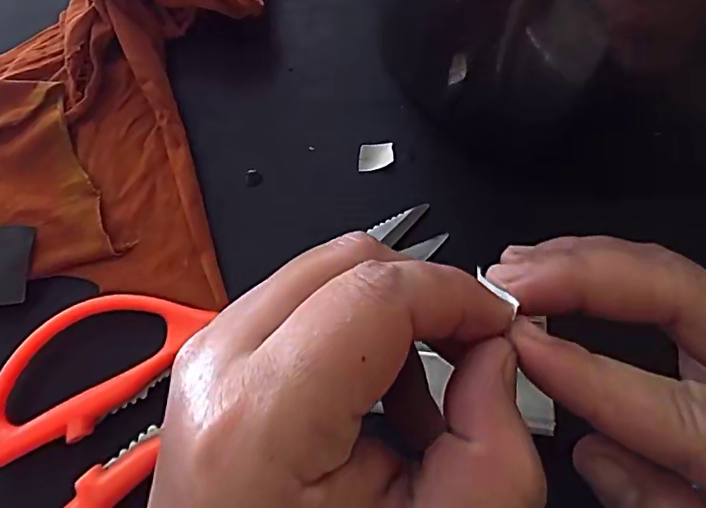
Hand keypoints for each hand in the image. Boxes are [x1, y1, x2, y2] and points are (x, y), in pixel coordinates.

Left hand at [150, 233, 545, 506]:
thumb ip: (491, 445)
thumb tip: (493, 352)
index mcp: (257, 419)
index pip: (379, 290)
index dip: (456, 293)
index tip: (495, 320)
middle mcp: (218, 369)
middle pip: (352, 261)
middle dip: (426, 294)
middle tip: (468, 344)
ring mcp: (210, 356)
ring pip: (330, 271)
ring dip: (393, 314)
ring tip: (418, 395)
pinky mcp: (216, 358)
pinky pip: (304, 299)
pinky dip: (358, 327)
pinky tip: (375, 395)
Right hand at [485, 237, 705, 507]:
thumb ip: (674, 506)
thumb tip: (591, 448)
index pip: (701, 418)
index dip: (603, 381)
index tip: (526, 348)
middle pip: (691, 296)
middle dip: (593, 272)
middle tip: (513, 274)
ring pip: (683, 278)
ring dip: (594, 260)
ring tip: (525, 262)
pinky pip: (683, 294)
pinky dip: (617, 275)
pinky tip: (572, 272)